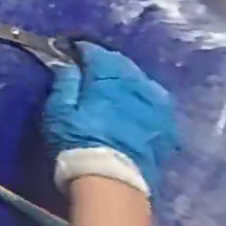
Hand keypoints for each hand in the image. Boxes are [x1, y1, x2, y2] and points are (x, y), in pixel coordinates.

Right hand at [42, 42, 179, 198]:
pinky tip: (133, 98)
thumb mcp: (58, 110)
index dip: (84, 49)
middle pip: (124, 64)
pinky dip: (142, 93)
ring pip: (143, 80)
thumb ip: (65, 83)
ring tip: (112, 79)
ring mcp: (157, 108)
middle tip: (89, 62)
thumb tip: (66, 62)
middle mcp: (138, 89)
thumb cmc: (77, 140)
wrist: (111, 178)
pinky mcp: (166, 126)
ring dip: (127, 75)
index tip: (70, 48)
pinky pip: (156, 99)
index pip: (99, 55)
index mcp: (109, 83)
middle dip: (106, 60)